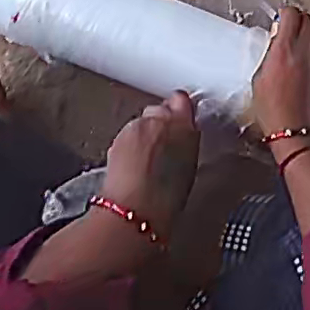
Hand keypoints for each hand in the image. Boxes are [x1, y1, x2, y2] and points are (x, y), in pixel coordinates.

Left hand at [99, 91, 200, 234]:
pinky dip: (131, 143)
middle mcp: (159, 117)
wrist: (135, 210)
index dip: (180, 110)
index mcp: (184, 124)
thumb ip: (187, 140)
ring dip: (146, 134)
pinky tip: (134, 164)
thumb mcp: (190, 166)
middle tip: (164, 146)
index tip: (180, 120)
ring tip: (147, 160)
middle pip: (160, 109)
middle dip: (162, 123)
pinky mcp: (118, 134)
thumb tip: (184, 134)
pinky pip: (129, 133)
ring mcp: (137, 124)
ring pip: (143, 121)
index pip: (182, 99)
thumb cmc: (166, 197)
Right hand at [250, 7, 309, 138]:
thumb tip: (275, 41)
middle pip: (307, 17)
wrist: (297, 132)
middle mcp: (305, 48)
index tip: (279, 21)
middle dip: (298, 19)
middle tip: (290, 29)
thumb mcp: (259, 78)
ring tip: (305, 38)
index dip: (285, 14)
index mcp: (284, 48)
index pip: (291, 14)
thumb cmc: (272, 109)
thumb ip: (269, 54)